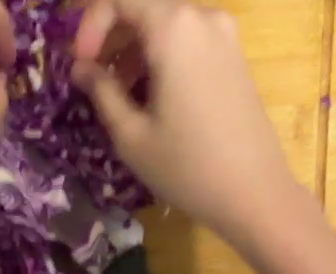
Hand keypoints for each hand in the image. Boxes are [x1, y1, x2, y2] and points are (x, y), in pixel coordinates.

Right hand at [71, 0, 309, 246]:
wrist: (255, 193)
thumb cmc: (187, 168)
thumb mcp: (132, 136)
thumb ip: (101, 91)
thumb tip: (81, 69)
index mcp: (173, 27)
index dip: (89, 25)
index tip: (80, 66)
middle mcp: (202, 17)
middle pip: (143, 8)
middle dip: (112, 39)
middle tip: (96, 82)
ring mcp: (224, 35)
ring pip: (166, 26)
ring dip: (136, 52)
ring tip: (123, 99)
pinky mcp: (235, 57)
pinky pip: (188, 42)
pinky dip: (163, 60)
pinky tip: (155, 102)